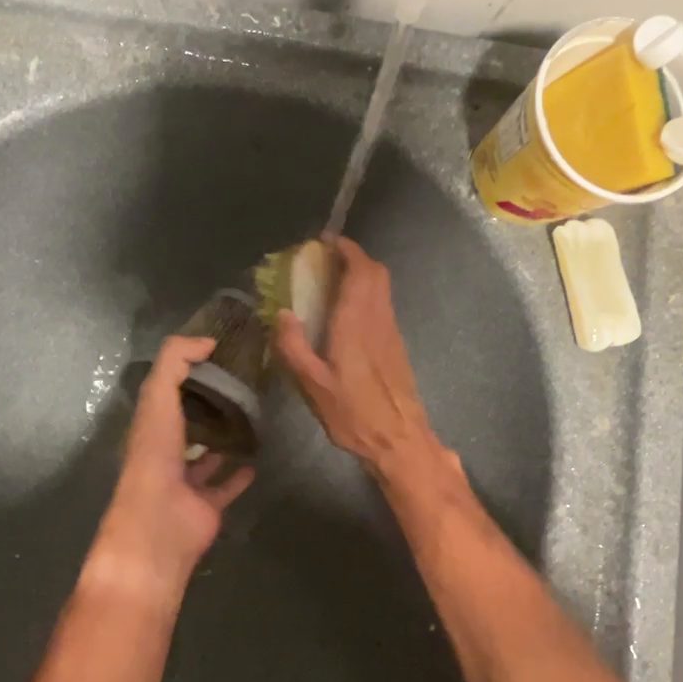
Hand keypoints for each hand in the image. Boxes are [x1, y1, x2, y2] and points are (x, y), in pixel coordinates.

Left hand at [89, 336, 254, 602]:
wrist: (160, 523)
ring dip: (224, 438)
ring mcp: (185, 481)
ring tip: (253, 417)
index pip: (167, 390)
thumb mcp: (159, 397)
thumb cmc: (155, 456)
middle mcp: (165, 451)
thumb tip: (205, 340)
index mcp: (149, 425)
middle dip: (208, 403)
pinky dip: (239, 473)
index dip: (188, 369)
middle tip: (243, 383)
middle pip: (188, 421)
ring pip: (206, 454)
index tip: (220, 351)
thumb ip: (175, 362)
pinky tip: (257, 459)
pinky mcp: (207, 505)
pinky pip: (226, 485)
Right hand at [274, 238, 443, 477]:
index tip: (326, 242)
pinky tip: (345, 315)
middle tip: (327, 260)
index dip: (346, 249)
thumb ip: (294, 346)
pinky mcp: (396, 345)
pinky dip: (366, 295)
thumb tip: (283, 313)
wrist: (399, 440)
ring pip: (382, 288)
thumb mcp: (312, 385)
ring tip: (332, 282)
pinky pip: (382, 305)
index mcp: (356, 322)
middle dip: (354, 257)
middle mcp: (378, 318)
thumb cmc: (353, 414)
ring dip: (361, 275)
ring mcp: (391, 331)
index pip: (360, 269)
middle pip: (376, 272)